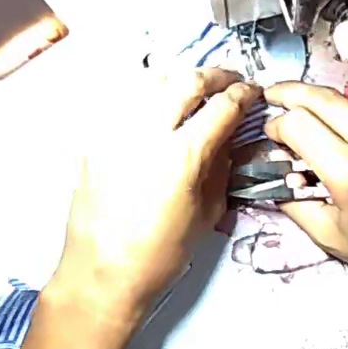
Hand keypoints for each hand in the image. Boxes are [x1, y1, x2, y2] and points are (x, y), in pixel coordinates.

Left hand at [48, 68, 261, 330]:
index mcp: (182, 155)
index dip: (244, 93)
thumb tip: (227, 137)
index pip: (222, 106)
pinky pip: (124, 100)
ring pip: (151, 80)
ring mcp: (114, 131)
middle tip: (229, 81)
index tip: (254, 91)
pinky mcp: (93, 138)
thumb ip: (220, 167)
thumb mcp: (208, 212)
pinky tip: (158, 104)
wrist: (103, 273)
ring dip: (180, 78)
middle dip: (215, 75)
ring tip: (195, 88)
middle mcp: (146, 133)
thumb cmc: (161, 253)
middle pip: (186, 80)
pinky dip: (148, 93)